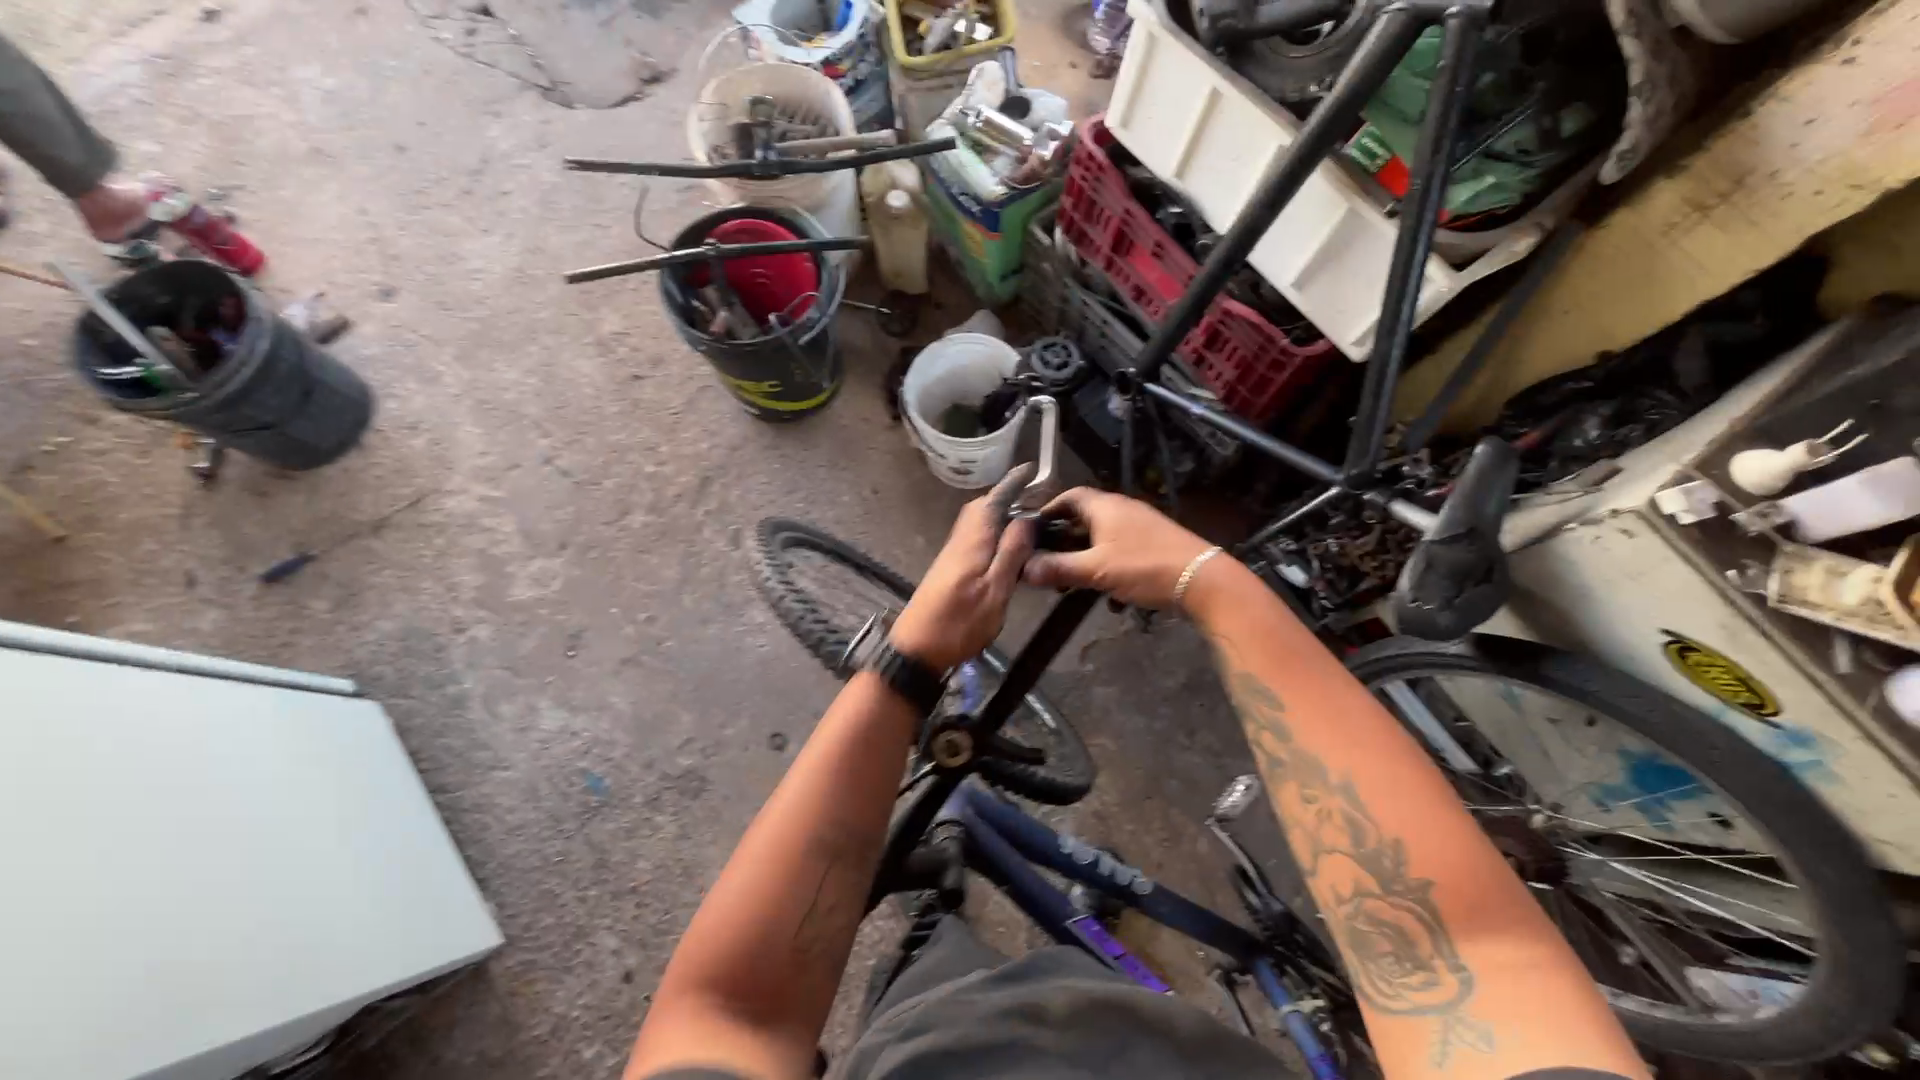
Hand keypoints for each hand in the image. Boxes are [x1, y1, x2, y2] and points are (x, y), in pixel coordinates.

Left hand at [891, 465, 1037, 670]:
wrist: (916, 651)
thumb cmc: (958, 624)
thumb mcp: (994, 592)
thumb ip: (1011, 555)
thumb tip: (1027, 520)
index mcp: (972, 542)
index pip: (994, 502)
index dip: (1012, 484)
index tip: (1030, 470)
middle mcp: (959, 542)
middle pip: (981, 510)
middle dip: (1005, 499)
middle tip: (1032, 498)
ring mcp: (951, 557)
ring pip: (977, 525)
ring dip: (999, 517)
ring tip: (1026, 523)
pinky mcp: (948, 572)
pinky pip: (974, 540)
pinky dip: (992, 536)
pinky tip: (1004, 551)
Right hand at [1021, 487, 1217, 609]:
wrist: (1204, 581)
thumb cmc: (1145, 567)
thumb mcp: (1095, 570)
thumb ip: (1058, 568)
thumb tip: (1024, 569)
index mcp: (1106, 506)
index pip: (1069, 496)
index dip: (1048, 510)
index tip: (1031, 531)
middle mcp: (1123, 510)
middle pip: (1084, 520)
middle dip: (1064, 543)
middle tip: (1047, 564)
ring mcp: (1141, 528)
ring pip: (1102, 540)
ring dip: (1086, 560)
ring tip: (1073, 584)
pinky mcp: (1154, 546)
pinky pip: (1121, 554)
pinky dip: (1110, 570)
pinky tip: (1111, 598)